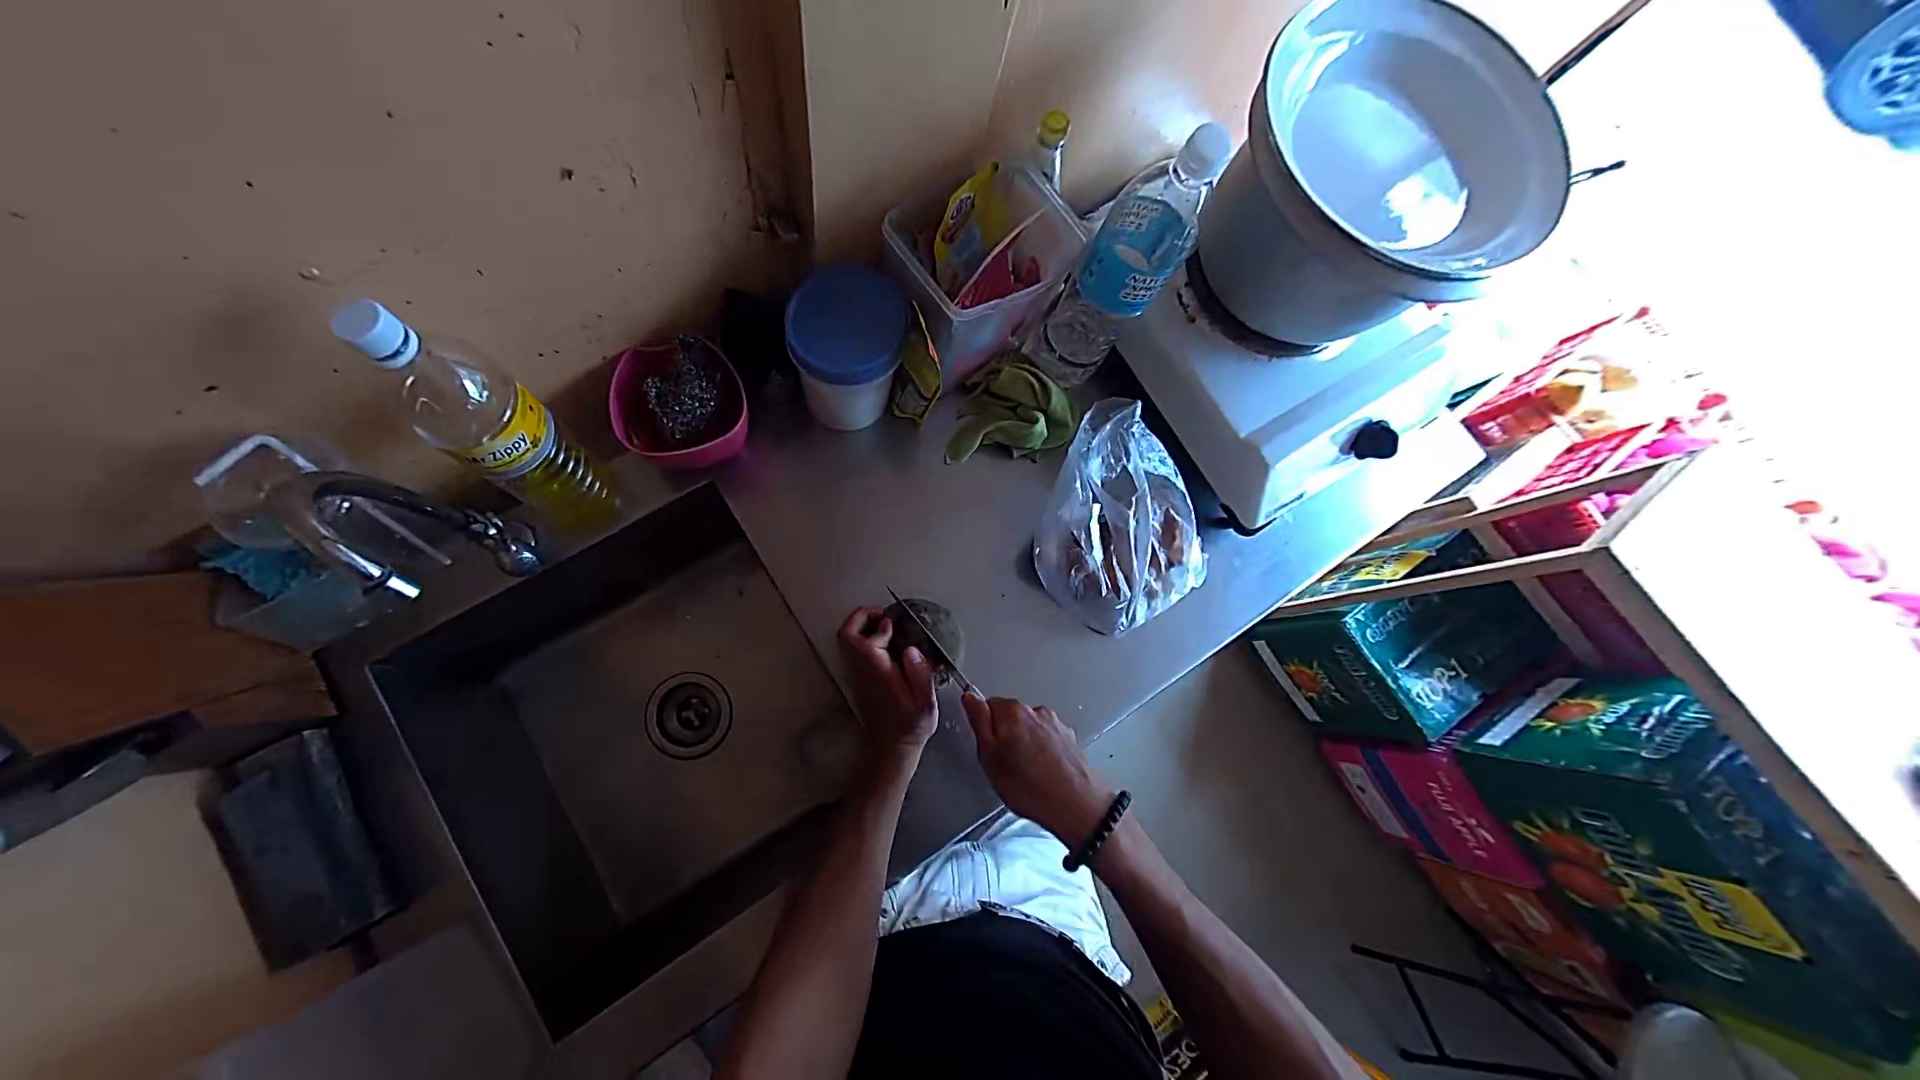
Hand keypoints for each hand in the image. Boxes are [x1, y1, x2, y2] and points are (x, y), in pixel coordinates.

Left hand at [836, 607, 937, 762]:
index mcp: (877, 672)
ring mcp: (857, 675)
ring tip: (888, 627)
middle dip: (863, 617)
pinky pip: (855, 651)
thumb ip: (920, 674)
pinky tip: (888, 645)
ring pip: (847, 642)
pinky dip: (867, 640)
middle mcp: (861, 671)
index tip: (895, 626)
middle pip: (846, 635)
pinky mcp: (859, 680)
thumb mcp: (925, 703)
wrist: (890, 750)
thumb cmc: (910, 727)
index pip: (863, 640)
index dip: (878, 625)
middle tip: (886, 617)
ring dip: (864, 628)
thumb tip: (911, 649)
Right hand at [962, 694, 1114, 846]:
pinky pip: (1047, 739)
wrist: (1076, 805)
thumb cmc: (1031, 787)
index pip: (988, 705)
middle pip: (1010, 716)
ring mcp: (1055, 724)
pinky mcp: (1068, 738)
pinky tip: (1042, 773)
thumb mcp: (990, 757)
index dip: (985, 729)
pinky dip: (1043, 751)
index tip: (988, 748)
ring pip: (1029, 728)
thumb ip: (979, 722)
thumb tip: (970, 698)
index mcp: (1012, 712)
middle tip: (1005, 765)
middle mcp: (1035, 711)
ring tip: (1026, 774)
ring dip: (1025, 744)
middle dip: (1005, 736)